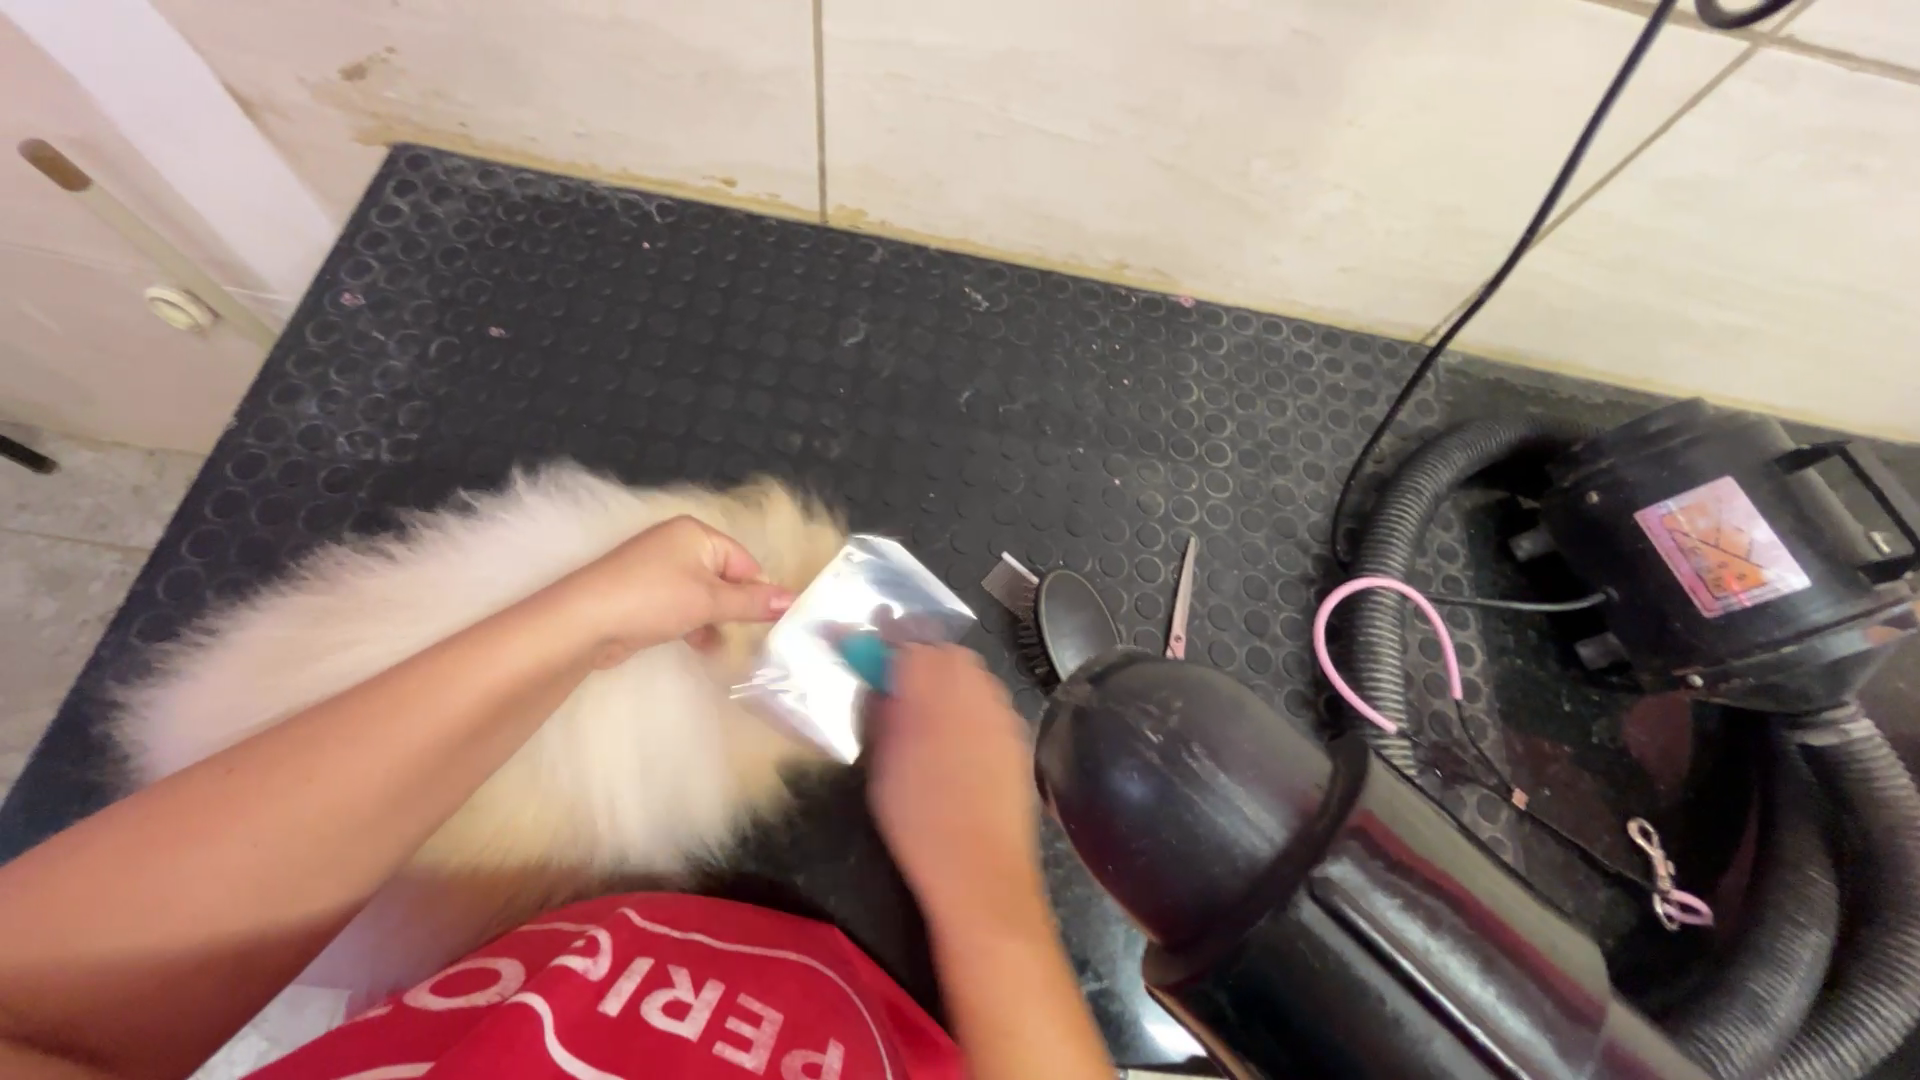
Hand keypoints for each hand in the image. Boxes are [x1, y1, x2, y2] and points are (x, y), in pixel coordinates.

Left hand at [564, 516, 794, 666]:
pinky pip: (682, 606)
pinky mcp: (644, 594)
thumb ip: (753, 602)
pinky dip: (693, 624)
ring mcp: (658, 569)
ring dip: (715, 620)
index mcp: (697, 533)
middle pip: (725, 577)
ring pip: (704, 595)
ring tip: (719, 643)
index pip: (745, 562)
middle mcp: (678, 544)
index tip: (767, 622)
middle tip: (747, 635)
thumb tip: (793, 600)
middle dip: (735, 608)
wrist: (583, 623)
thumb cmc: (653, 599)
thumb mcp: (710, 600)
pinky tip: (699, 645)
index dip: (757, 592)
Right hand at [865, 646, 1045, 929]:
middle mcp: (973, 695)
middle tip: (901, 680)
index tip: (874, 645)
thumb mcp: (882, 768)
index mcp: (930, 698)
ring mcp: (1002, 714)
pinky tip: (961, 735)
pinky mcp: (1020, 737)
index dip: (890, 641)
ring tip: (930, 708)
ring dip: (950, 678)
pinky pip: (993, 702)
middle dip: (924, 656)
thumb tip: (883, 684)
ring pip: (975, 675)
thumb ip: (884, 715)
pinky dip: (973, 704)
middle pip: (948, 652)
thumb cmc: (918, 825)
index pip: (910, 645)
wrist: (981, 870)